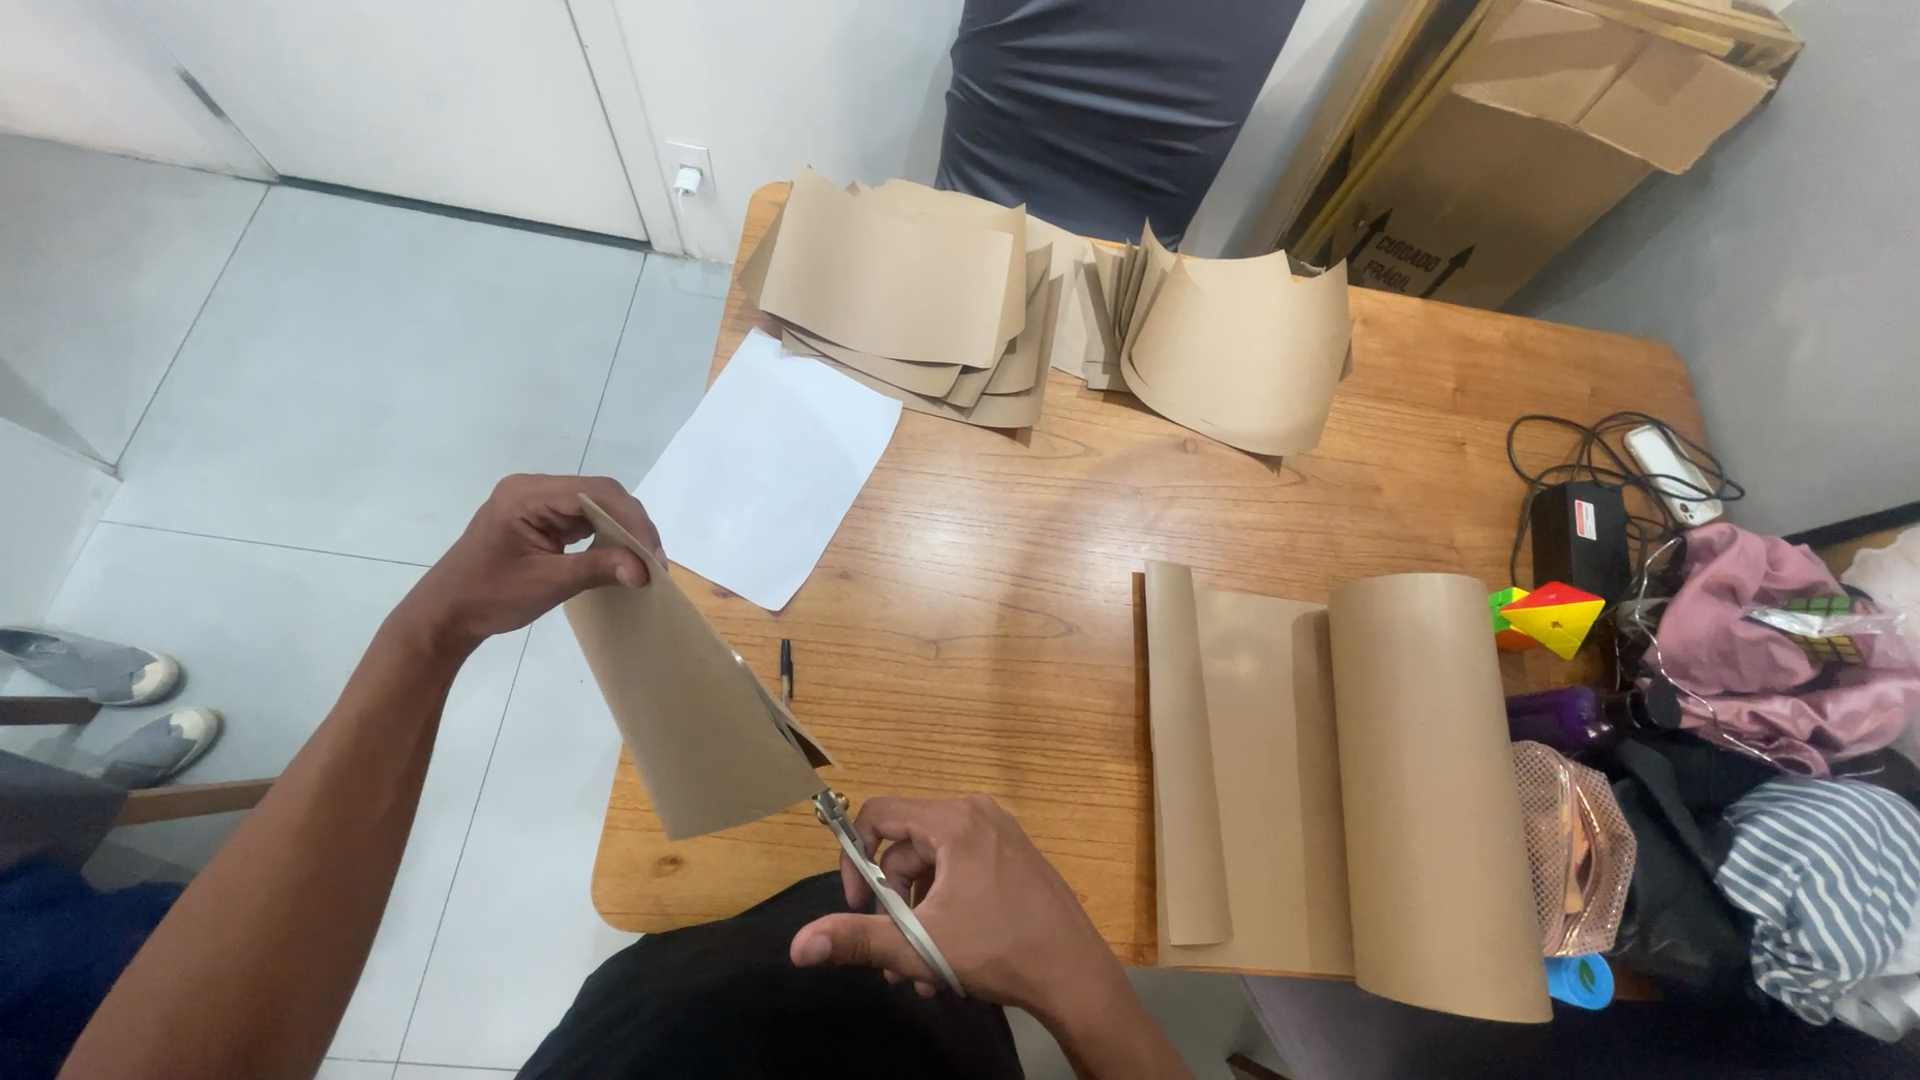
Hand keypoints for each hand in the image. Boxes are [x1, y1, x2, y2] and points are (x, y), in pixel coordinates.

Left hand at [396, 474, 662, 654]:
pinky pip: (586, 519)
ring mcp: (538, 503)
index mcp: (526, 495)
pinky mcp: (543, 519)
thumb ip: (597, 569)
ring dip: (624, 530)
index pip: (595, 493)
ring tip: (645, 559)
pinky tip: (624, 555)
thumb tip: (644, 569)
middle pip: (601, 494)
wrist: (445, 615)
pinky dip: (609, 536)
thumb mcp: (546, 583)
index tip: (653, 553)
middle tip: (655, 560)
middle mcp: (533, 489)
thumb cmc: (488, 597)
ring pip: (598, 505)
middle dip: (632, 525)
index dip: (631, 519)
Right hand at [788, 794, 1128, 1019]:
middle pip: (906, 845)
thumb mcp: (921, 945)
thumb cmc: (999, 950)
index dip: (855, 856)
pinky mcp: (1012, 854)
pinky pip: (961, 869)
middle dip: (892, 903)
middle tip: (894, 953)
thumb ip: (857, 940)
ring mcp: (998, 832)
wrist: (1076, 974)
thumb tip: (798, 945)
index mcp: (953, 821)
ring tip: (921, 970)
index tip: (860, 905)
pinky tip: (948, 958)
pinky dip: (945, 907)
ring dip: (918, 915)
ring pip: (934, 865)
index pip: (879, 814)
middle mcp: (975, 813)